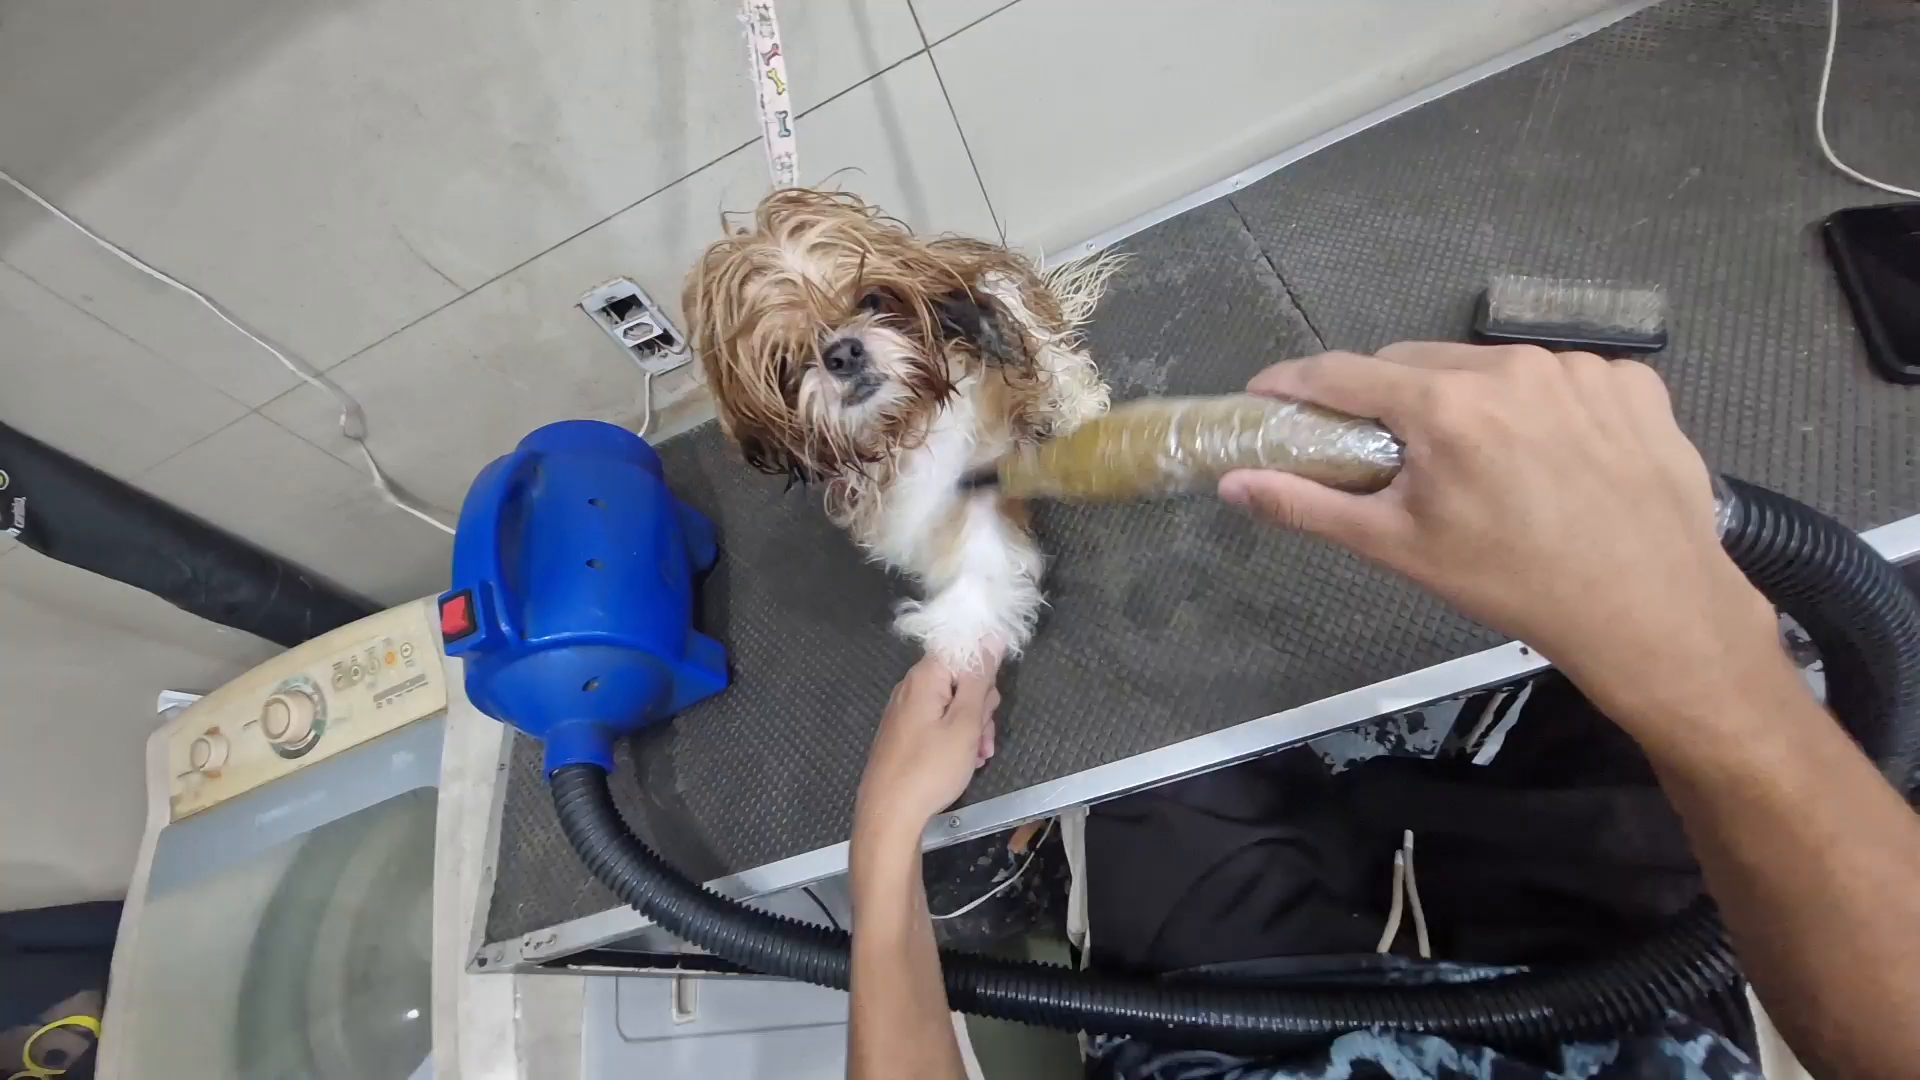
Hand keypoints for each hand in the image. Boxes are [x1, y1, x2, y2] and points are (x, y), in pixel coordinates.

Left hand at [853, 656, 1000, 845]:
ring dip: (973, 726)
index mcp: (925, 676)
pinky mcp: (905, 732)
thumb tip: (992, 636)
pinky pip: (939, 722)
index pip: (963, 650)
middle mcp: (912, 686)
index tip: (991, 700)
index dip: (984, 671)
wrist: (889, 815)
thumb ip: (980, 678)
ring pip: (953, 704)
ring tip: (979, 756)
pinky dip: (956, 737)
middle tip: (984, 735)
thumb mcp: (965, 723)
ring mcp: (906, 710)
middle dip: (981, 705)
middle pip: (960, 678)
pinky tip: (966, 761)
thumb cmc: (930, 768)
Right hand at [1219, 342, 1783, 720]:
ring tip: (1456, 453)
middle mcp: (1511, 367)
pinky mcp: (1631, 381)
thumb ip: (1303, 505)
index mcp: (1446, 405)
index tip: (1263, 393)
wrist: (1649, 608)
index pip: (1343, 371)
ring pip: (1478, 365)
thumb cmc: (1505, 580)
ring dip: (1447, 395)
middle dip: (1373, 393)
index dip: (1293, 381)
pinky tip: (1530, 449)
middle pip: (1409, 361)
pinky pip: (1546, 375)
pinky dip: (1519, 401)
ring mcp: (1579, 368)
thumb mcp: (1392, 545)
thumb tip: (1231, 484)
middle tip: (1368, 442)